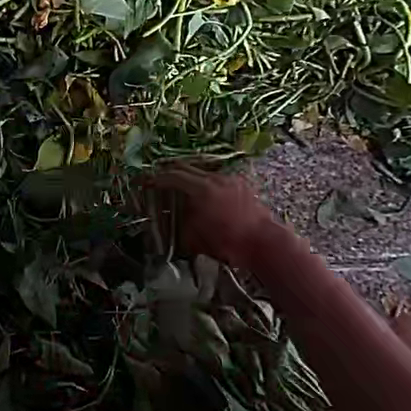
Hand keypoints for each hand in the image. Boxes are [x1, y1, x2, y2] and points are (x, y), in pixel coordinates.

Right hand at [144, 166, 285, 268]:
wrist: (265, 244)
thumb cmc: (228, 243)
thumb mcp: (196, 237)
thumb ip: (182, 220)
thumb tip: (175, 214)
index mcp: (201, 189)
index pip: (172, 176)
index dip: (156, 178)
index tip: (145, 181)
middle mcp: (216, 178)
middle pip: (187, 166)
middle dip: (170, 171)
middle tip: (159, 176)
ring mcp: (231, 180)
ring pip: (204, 171)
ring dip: (190, 175)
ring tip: (181, 184)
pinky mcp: (243, 186)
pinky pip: (218, 178)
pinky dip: (206, 182)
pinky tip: (206, 193)